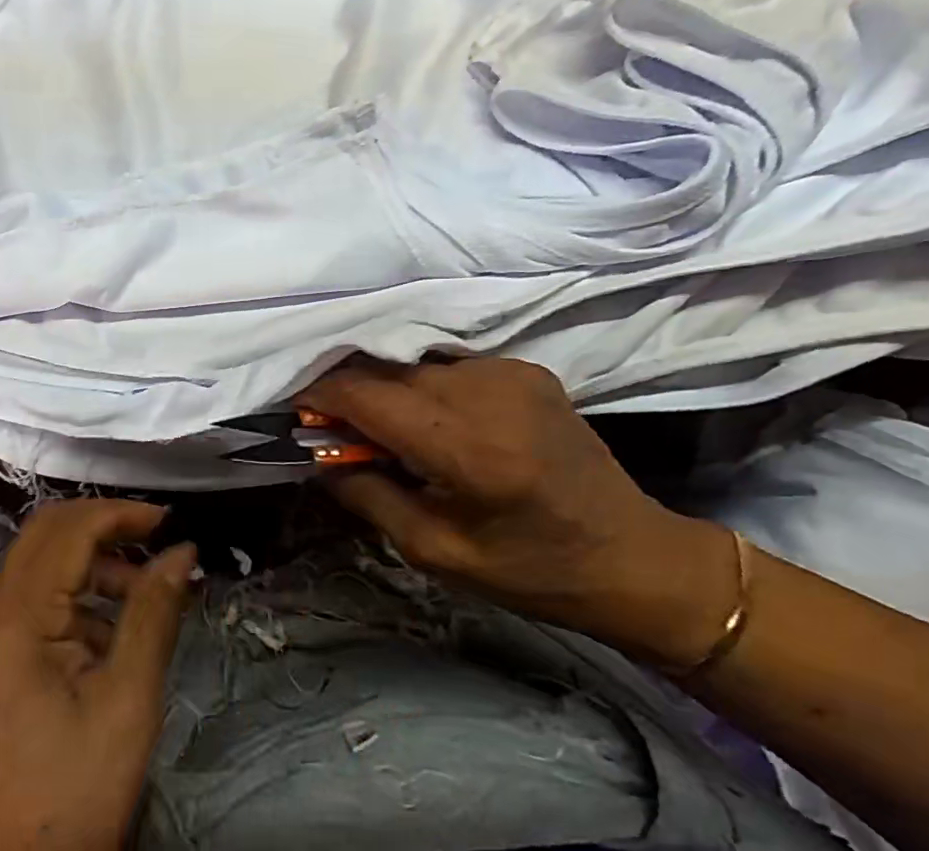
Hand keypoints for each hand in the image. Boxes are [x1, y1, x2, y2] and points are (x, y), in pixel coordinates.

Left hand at [0, 500, 197, 850]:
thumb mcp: (127, 695)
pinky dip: (86, 593)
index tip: (172, 522)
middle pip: (51, 532)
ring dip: (100, 561)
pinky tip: (123, 625)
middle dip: (109, 526)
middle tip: (162, 542)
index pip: (70, 529)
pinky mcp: (1, 651)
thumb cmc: (75, 785)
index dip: (122, 514)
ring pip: (48, 560)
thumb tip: (183, 550)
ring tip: (153, 590)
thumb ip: (153, 612)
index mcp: (16, 613)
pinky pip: (44, 596)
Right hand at [297, 357, 737, 668]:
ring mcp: (511, 372)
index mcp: (469, 448)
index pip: (368, 395)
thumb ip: (368, 495)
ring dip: (381, 382)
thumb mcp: (436, 552)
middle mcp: (489, 393)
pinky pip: (448, 361)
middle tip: (327, 422)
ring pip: (414, 359)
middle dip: (346, 388)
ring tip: (371, 420)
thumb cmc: (530, 570)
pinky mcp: (525, 367)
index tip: (295, 407)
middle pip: (387, 367)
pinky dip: (418, 380)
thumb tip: (318, 455)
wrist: (633, 555)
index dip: (321, 395)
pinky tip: (419, 412)